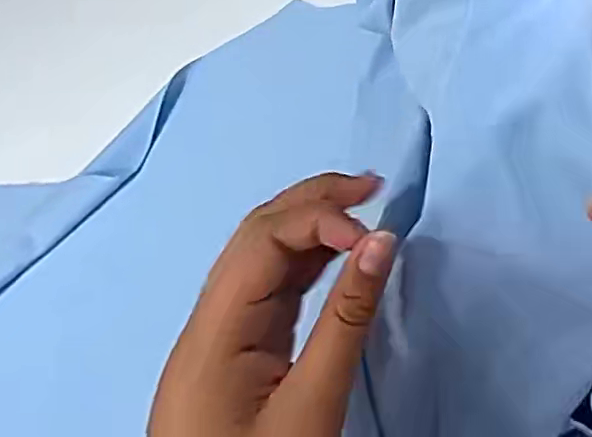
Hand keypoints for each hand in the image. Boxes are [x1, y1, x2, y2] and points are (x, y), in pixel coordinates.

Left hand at [150, 173, 395, 436]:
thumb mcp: (312, 407)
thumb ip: (348, 316)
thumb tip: (383, 238)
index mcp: (212, 336)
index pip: (263, 241)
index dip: (320, 218)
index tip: (373, 233)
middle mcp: (208, 324)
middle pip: (257, 233)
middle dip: (314, 199)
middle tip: (372, 185)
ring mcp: (219, 336)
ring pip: (263, 251)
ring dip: (313, 219)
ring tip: (363, 203)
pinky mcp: (237, 350)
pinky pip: (273, 282)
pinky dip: (310, 254)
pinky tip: (341, 248)